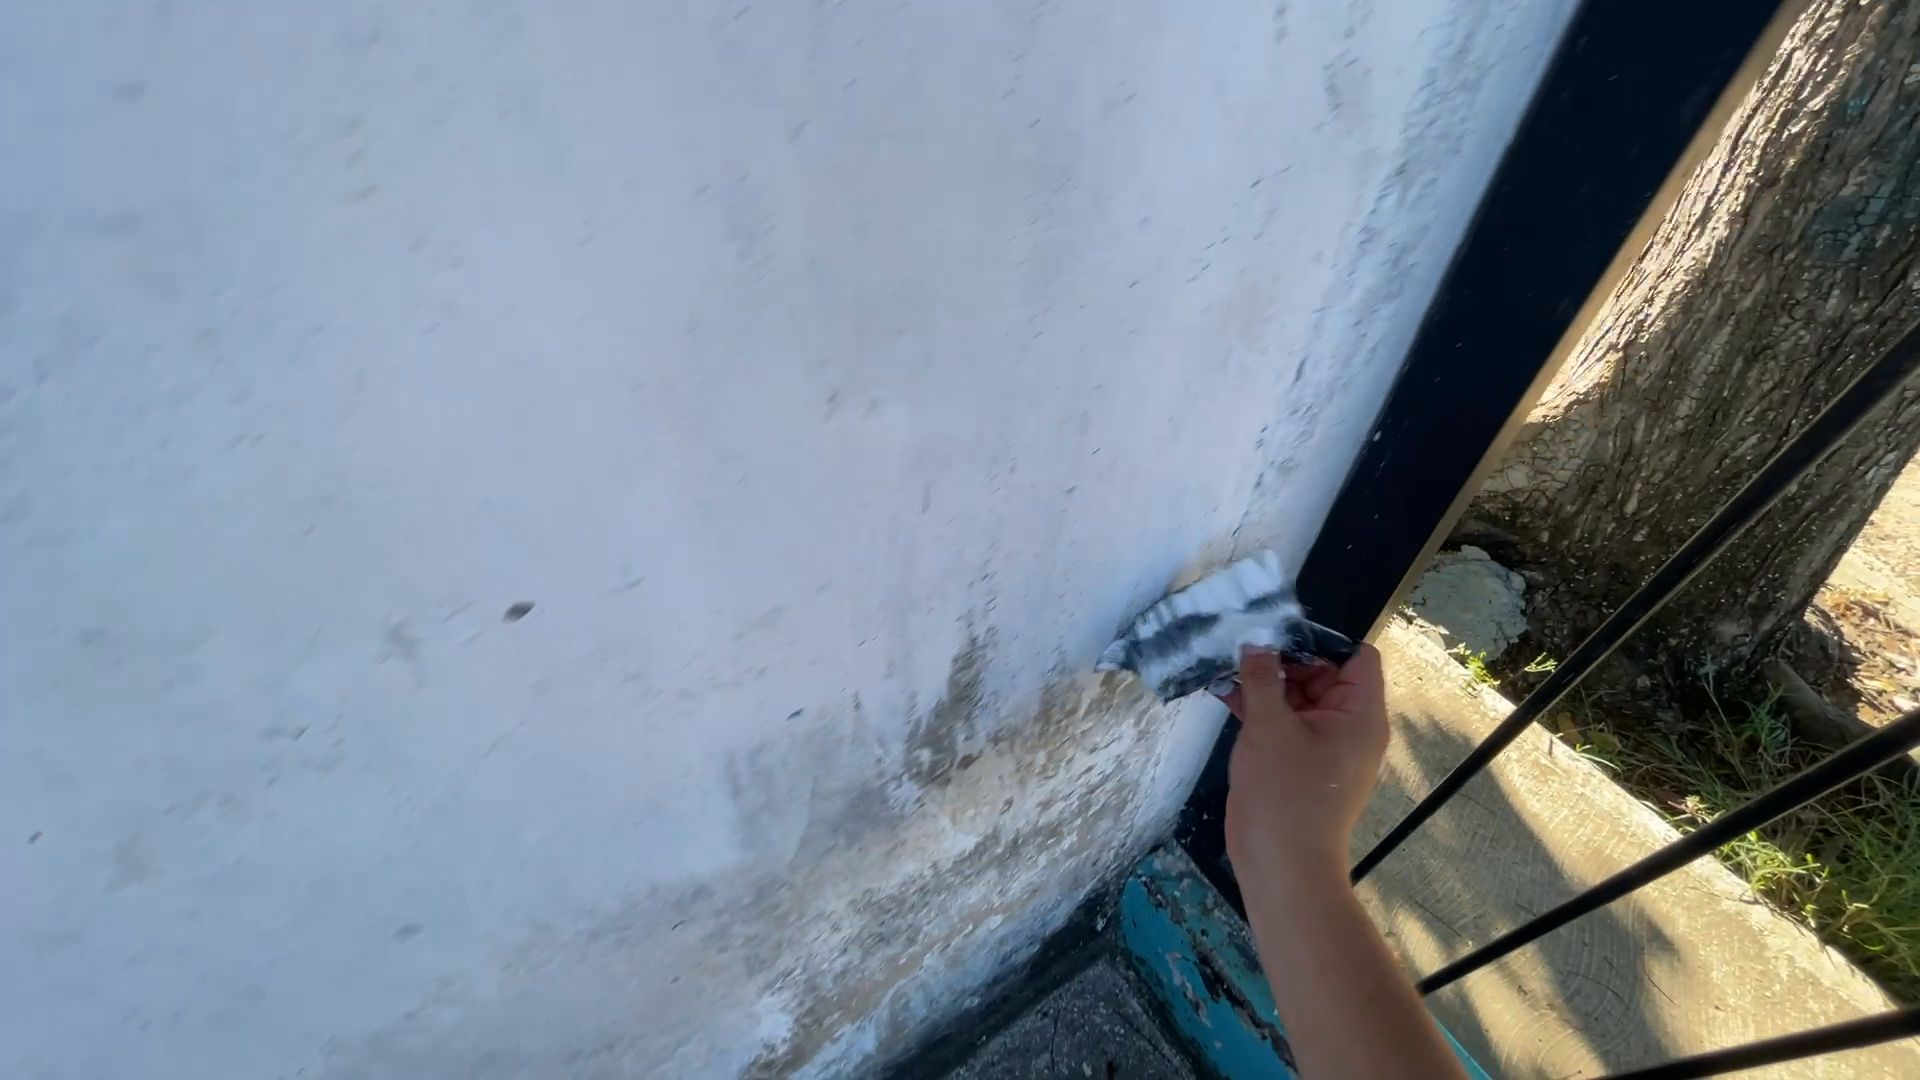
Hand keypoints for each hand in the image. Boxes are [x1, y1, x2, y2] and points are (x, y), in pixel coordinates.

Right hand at [1221, 643, 1389, 880]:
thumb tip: (1255, 641)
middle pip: (1319, 671)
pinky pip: (1278, 717)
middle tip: (1238, 639)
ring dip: (1261, 679)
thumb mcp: (1270, 726)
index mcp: (1358, 715)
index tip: (1276, 628)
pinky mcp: (1291, 756)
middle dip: (1280, 655)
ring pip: (1293, 693)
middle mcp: (1344, 724)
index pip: (1357, 657)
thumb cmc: (1285, 793)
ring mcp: (1317, 741)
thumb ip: (1262, 678)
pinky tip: (1219, 687)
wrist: (1280, 863)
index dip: (1321, 638)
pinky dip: (1254, 703)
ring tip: (1222, 658)